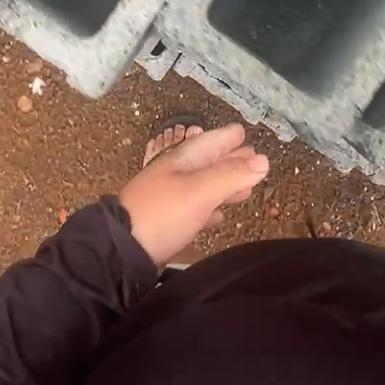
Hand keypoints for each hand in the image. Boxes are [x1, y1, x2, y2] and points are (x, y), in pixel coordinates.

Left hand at [118, 123, 269, 264]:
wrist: (121, 251)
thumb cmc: (162, 214)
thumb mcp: (200, 191)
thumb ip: (232, 176)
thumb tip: (263, 160)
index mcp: (182, 161)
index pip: (210, 141)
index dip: (229, 138)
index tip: (244, 133)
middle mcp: (176, 175)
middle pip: (209, 162)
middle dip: (232, 160)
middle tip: (254, 160)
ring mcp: (169, 199)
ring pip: (203, 185)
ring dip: (224, 184)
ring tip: (246, 188)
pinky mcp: (167, 223)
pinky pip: (194, 209)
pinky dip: (210, 207)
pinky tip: (217, 215)